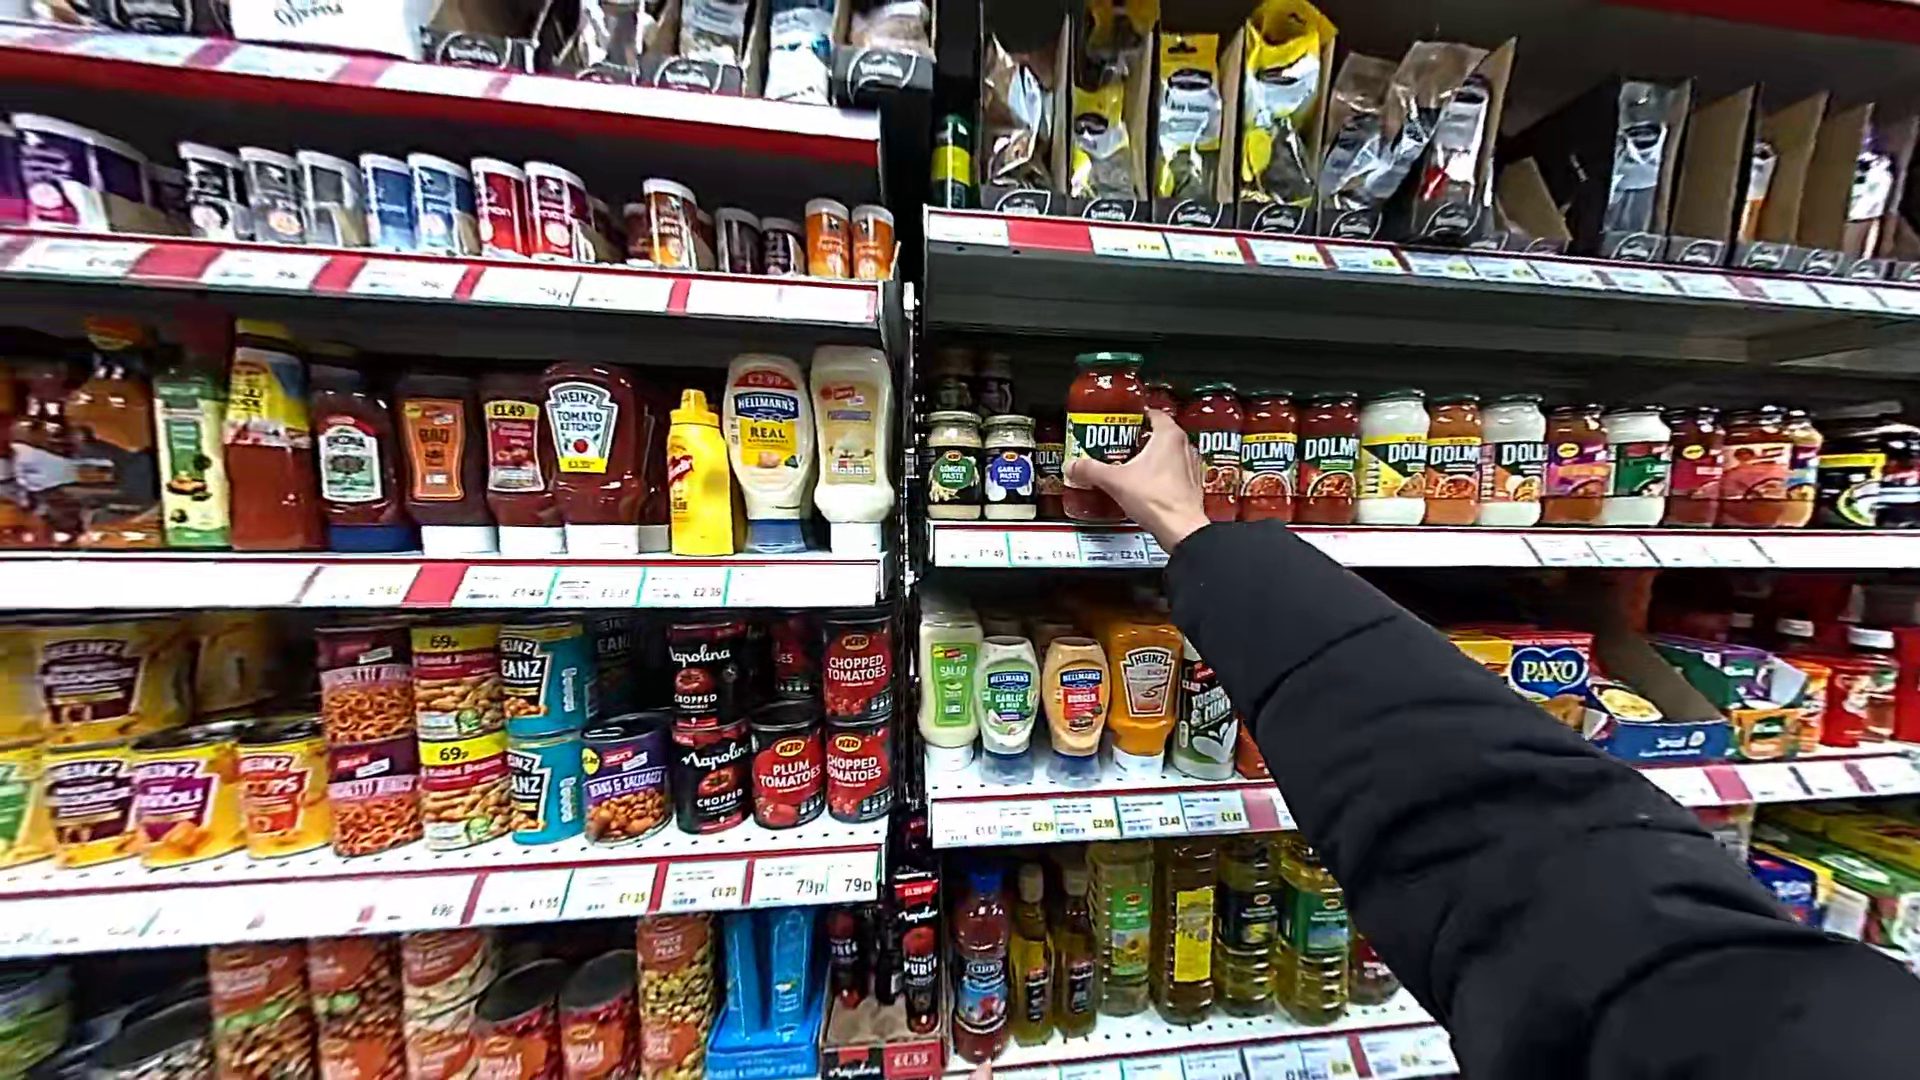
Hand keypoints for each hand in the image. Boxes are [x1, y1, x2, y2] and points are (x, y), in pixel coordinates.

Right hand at [1065, 409, 1211, 550]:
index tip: (1121, 419)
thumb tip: (1073, 465)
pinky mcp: (1190, 484)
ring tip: (1129, 463)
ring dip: (1150, 455)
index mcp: (1168, 436)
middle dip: (1138, 437)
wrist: (1181, 529)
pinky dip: (1159, 472)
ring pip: (1167, 452)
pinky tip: (1144, 483)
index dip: (1135, 415)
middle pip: (1158, 433)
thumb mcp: (1115, 481)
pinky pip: (1173, 470)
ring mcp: (1190, 465)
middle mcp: (1184, 446)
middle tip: (1119, 443)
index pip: (1153, 413)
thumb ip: (1090, 470)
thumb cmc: (1158, 500)